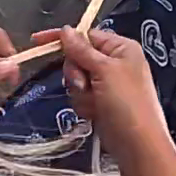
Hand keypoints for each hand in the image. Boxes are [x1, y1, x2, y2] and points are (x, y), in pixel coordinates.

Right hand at [36, 27, 170, 161]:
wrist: (137, 146)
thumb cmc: (126, 103)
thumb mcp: (104, 71)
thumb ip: (82, 50)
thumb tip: (66, 29)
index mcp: (121, 48)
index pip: (86, 35)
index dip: (63, 38)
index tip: (38, 41)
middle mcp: (115, 62)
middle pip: (78, 58)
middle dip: (76, 74)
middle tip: (85, 86)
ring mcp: (107, 84)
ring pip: (76, 79)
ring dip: (81, 93)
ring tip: (96, 104)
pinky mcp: (101, 102)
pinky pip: (81, 96)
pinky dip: (84, 105)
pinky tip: (95, 114)